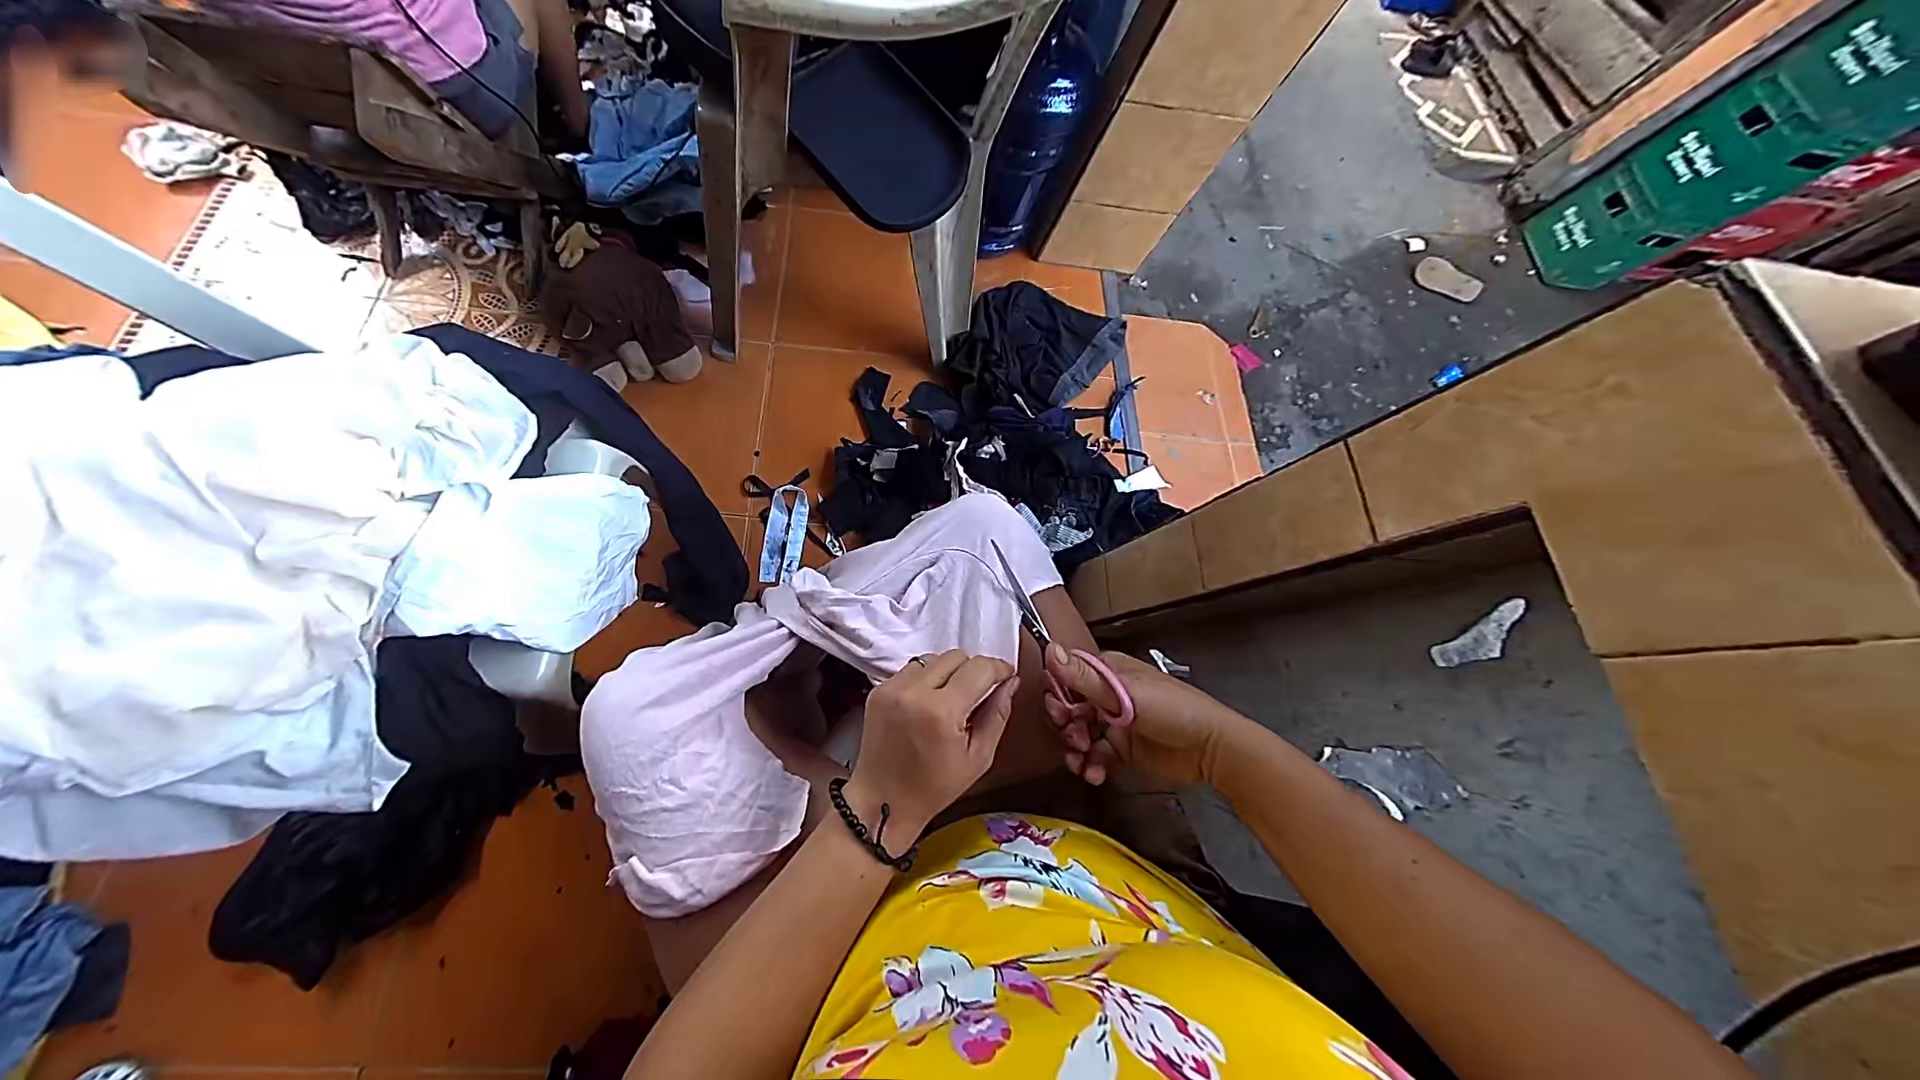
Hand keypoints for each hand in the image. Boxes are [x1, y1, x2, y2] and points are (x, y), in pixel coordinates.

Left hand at [844, 650, 1019, 853]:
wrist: (883, 802)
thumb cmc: (933, 788)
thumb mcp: (979, 758)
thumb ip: (997, 714)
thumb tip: (1010, 682)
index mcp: (941, 712)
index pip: (979, 667)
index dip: (999, 668)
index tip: (1006, 676)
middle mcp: (914, 692)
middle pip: (956, 656)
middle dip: (974, 669)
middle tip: (980, 691)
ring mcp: (892, 689)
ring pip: (933, 658)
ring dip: (949, 671)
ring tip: (952, 698)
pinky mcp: (878, 690)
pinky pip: (911, 668)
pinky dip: (926, 678)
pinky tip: (929, 702)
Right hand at [1043, 645, 1239, 786]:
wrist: (1212, 749)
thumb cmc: (1174, 709)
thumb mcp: (1125, 692)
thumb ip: (1084, 677)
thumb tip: (1051, 650)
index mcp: (1109, 672)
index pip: (1069, 677)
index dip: (1058, 695)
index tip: (1058, 712)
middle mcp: (1110, 695)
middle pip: (1071, 708)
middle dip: (1066, 726)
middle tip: (1073, 738)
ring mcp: (1117, 723)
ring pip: (1081, 735)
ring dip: (1075, 749)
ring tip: (1082, 761)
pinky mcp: (1124, 749)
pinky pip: (1096, 756)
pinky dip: (1091, 766)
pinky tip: (1094, 774)